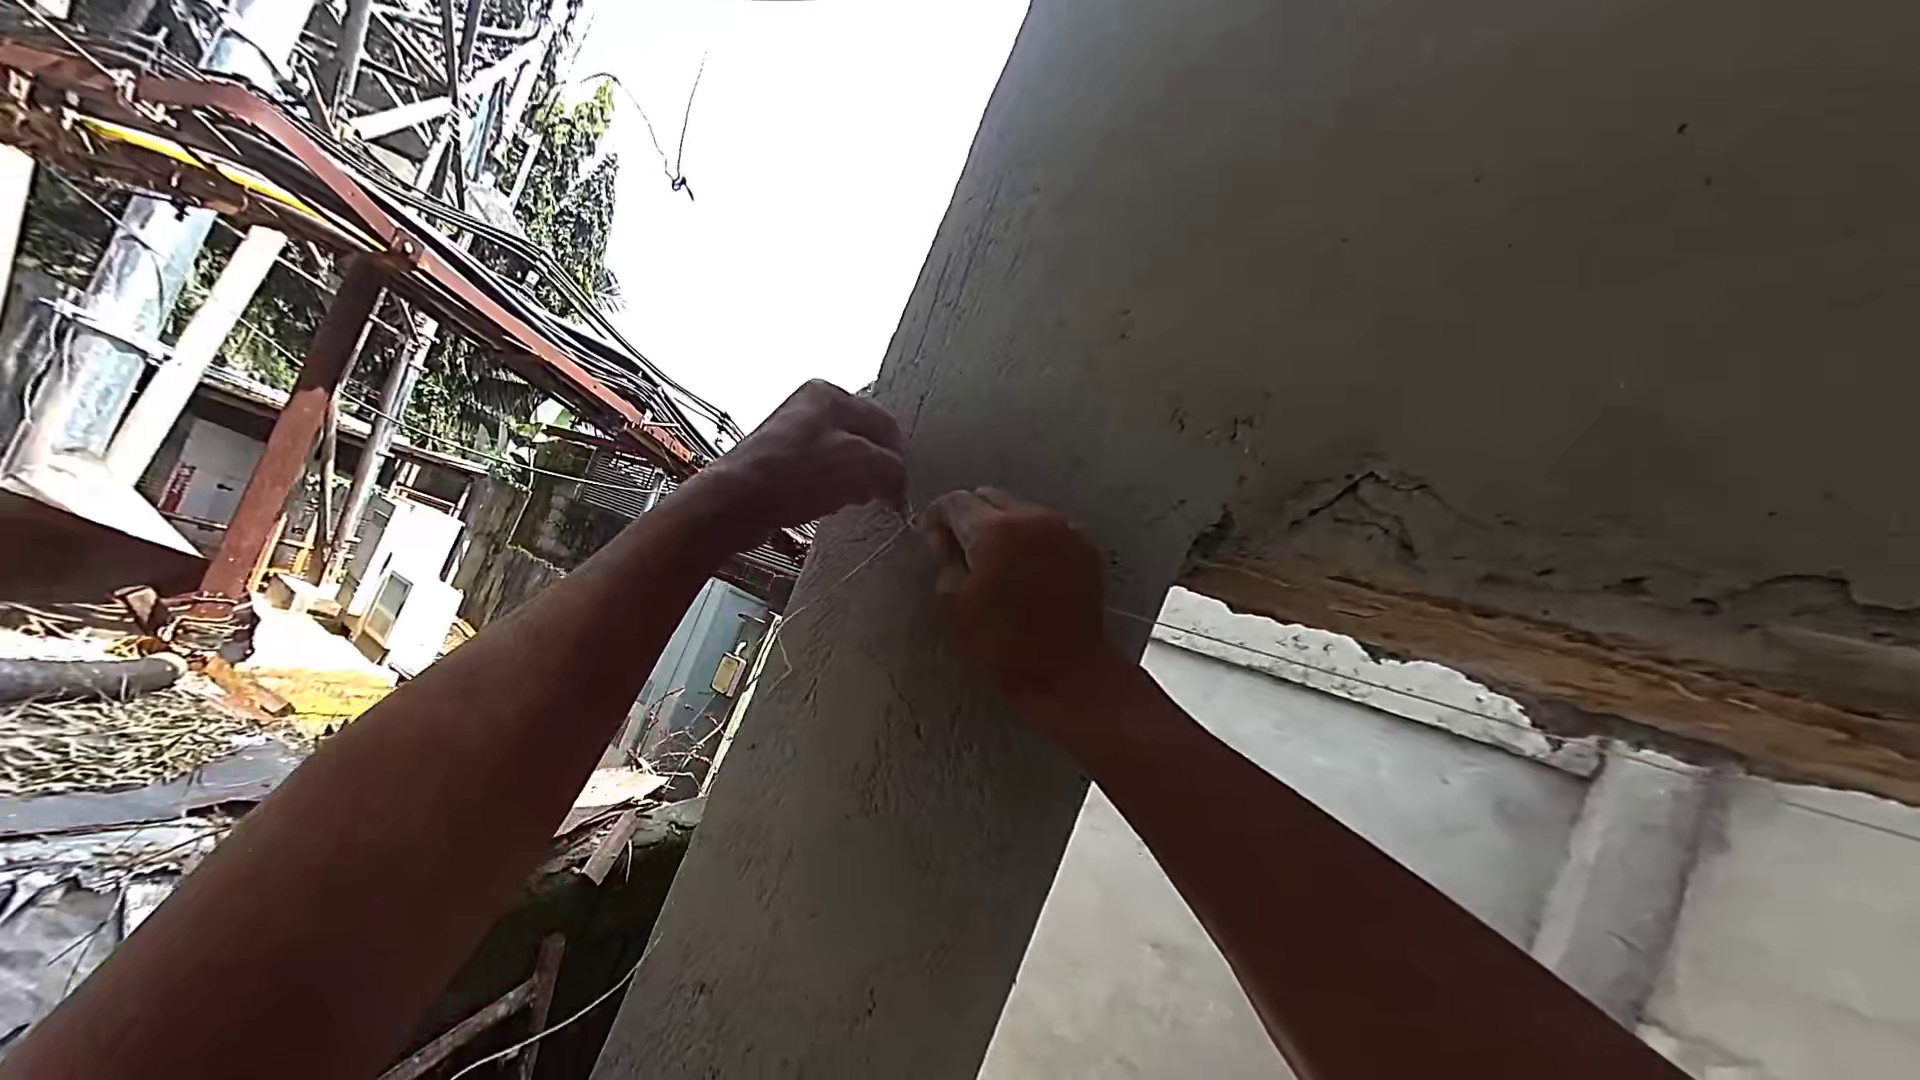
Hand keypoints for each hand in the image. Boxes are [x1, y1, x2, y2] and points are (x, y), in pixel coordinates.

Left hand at [693, 380, 905, 545]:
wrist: (735, 503)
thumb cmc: (794, 476)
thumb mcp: (861, 467)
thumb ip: (892, 470)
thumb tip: (898, 484)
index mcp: (830, 394)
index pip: (885, 423)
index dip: (898, 458)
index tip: (900, 488)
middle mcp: (810, 406)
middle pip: (865, 440)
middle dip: (875, 471)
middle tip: (875, 494)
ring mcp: (793, 433)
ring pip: (845, 458)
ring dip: (854, 483)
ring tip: (846, 500)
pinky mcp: (781, 460)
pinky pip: (822, 473)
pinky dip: (831, 490)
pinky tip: (824, 504)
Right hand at [922, 488, 1117, 701]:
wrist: (1069, 675)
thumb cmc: (1003, 647)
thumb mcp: (953, 605)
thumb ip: (943, 559)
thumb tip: (942, 537)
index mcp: (995, 530)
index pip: (956, 501)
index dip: (936, 516)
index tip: (930, 537)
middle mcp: (1033, 518)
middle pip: (990, 498)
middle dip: (969, 517)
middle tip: (959, 550)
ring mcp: (1065, 530)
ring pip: (1021, 510)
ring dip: (1002, 527)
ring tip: (994, 563)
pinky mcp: (1085, 547)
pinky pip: (1048, 529)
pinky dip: (1030, 539)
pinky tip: (1024, 570)